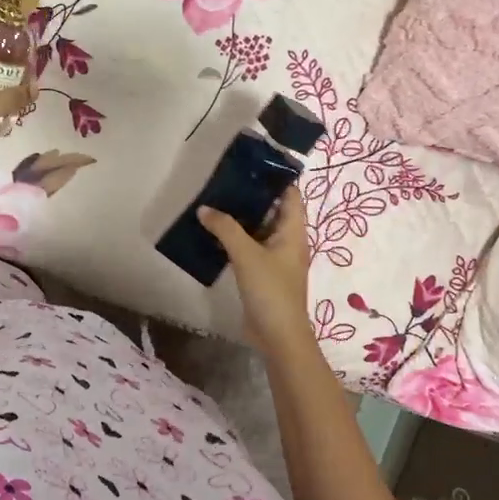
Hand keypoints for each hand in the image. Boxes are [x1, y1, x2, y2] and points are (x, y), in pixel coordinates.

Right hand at [198, 186, 312, 345]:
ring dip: (240, 216)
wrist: (278, 335)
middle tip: (224, 179)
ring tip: (214, 200)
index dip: (275, 178)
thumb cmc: (270, 290)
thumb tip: (204, 208)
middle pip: (272, 209)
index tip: (251, 164)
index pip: (290, 195)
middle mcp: (287, 240)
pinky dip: (235, 236)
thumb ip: (225, 228)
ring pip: (258, 228)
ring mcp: (275, 257)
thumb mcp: (246, 254)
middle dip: (251, 195)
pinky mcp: (262, 271)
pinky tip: (214, 231)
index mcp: (293, 232)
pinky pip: (249, 245)